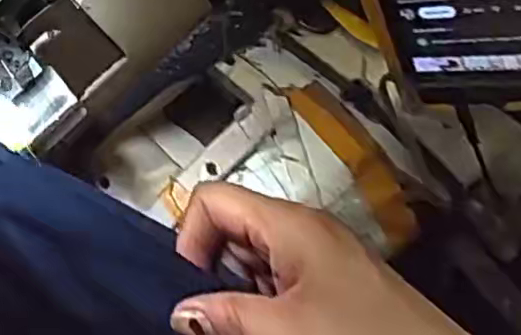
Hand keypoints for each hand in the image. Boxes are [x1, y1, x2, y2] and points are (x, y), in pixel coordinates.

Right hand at [171, 183, 467, 334]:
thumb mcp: (289, 330)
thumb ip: (229, 315)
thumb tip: (180, 312)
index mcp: (288, 222)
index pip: (212, 200)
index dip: (190, 239)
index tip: (191, 292)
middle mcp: (303, 226)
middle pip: (233, 224)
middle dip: (215, 270)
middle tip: (217, 320)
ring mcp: (323, 253)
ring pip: (257, 254)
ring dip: (241, 290)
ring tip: (250, 329)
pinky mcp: (340, 281)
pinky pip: (284, 276)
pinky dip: (268, 301)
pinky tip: (279, 331)